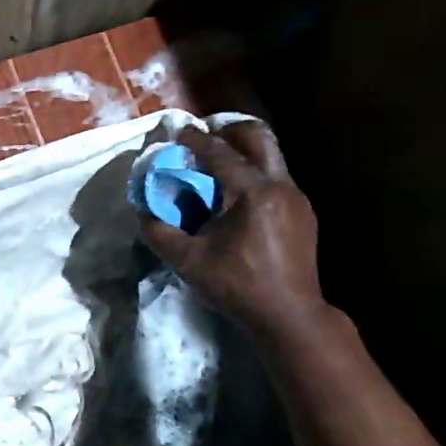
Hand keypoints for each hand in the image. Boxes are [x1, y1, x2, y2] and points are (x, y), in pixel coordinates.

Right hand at [139, 121, 334, 348]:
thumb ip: (159, 233)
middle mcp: (280, 186)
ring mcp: (297, 198)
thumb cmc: (236, 286)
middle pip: (258, 137)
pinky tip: (237, 198)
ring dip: (243, 154)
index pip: (220, 153)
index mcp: (252, 193)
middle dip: (229, 131)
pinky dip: (254, 175)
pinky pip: (276, 179)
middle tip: (205, 138)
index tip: (177, 132)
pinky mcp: (303, 212)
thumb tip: (142, 213)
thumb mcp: (188, 261)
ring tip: (217, 165)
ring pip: (270, 158)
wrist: (288, 315)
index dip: (195, 140)